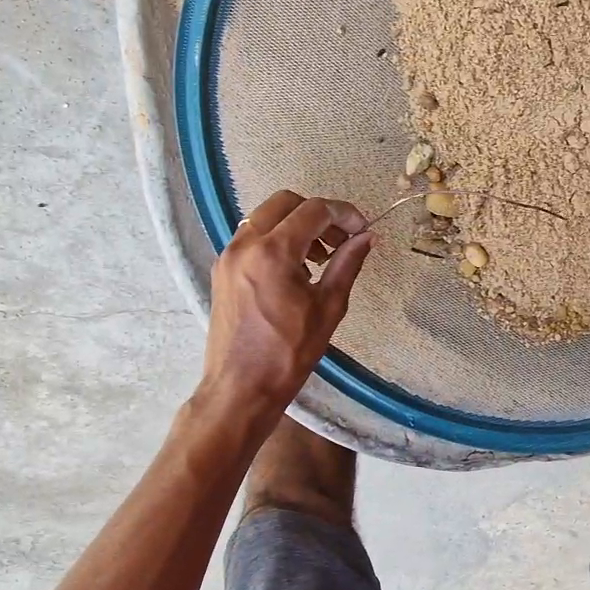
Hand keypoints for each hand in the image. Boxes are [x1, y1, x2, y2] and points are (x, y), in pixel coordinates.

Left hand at [202, 191, 372, 423]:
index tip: (363, 230)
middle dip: (318, 213)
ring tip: (322, 256)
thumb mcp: (329, 307)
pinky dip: (278, 239)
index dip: (344, 214)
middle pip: (285, 202)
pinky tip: (297, 269)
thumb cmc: (289, 353)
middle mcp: (245, 245)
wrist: (241, 388)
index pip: (314, 211)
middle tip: (342, 239)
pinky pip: (253, 237)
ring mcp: (228, 256)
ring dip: (298, 225)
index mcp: (273, 253)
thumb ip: (347, 264)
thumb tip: (366, 237)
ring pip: (266, 217)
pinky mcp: (222, 270)